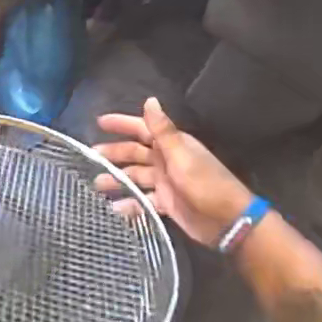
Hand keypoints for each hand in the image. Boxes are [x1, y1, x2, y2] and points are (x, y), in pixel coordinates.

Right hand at [95, 97, 254, 247]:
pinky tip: (115, 209)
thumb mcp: (182, 155)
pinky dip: (130, 204)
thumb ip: (162, 130)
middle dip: (113, 154)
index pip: (141, 129)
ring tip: (97, 185)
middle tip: (91, 157)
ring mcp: (165, 182)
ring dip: (117, 180)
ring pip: (135, 176)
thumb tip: (150, 99)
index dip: (121, 124)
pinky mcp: (166, 203)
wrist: (230, 222)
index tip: (99, 122)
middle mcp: (165, 160)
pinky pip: (143, 201)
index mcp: (170, 145)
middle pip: (133, 153)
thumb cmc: (206, 184)